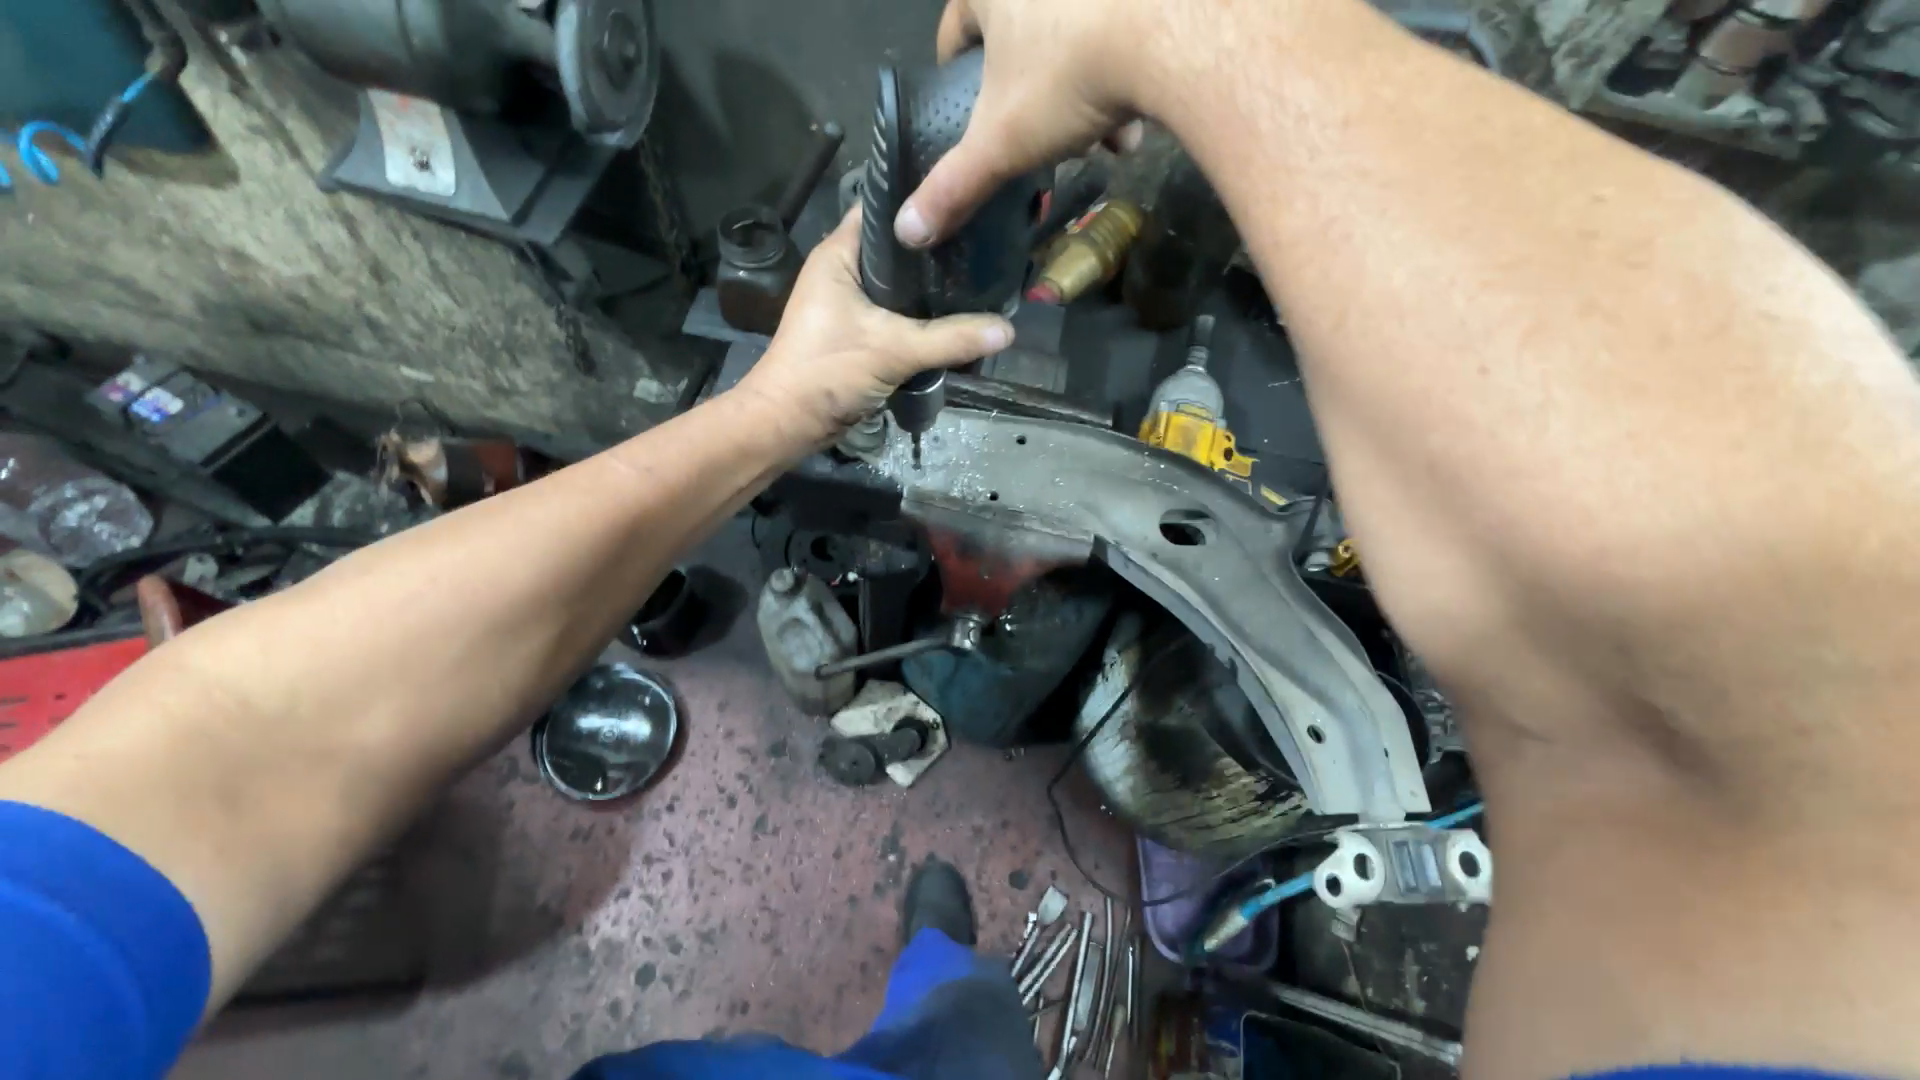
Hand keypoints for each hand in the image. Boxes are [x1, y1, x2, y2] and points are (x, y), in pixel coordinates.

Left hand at [736, 209, 1013, 447]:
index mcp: (839, 254)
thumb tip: (1008, 329)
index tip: (966, 200)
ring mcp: (849, 302)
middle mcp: (843, 269)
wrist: (788, 423)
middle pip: (898, 247)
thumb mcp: (894, 350)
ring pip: (899, 284)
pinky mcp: (857, 331)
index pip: (884, 207)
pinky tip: (957, 314)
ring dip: (932, 286)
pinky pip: (897, 313)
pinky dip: (922, 315)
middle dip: (937, 248)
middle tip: (985, 242)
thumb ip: (951, 339)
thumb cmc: (827, 371)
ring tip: (980, 275)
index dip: (921, 201)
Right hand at [895, 0, 1158, 248]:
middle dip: (1033, 97)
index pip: (955, 27)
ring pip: (1074, 40)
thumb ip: (954, 186)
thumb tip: (907, 231)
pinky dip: (1124, 72)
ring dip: (1083, 94)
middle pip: (1021, 41)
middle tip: (1041, 136)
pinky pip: (1118, 32)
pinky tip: (1136, 118)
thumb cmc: (1066, 78)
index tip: (968, 109)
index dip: (956, 74)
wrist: (1172, 34)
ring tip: (1101, 142)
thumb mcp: (1002, 143)